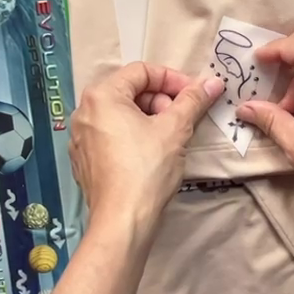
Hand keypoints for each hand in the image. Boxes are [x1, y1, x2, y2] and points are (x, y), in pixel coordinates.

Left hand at [70, 63, 221, 227]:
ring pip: (120, 114)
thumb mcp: (175, 129)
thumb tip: (213, 81)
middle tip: (182, 118)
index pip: (141, 71)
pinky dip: (132, 136)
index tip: (195, 95)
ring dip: (149, 118)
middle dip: (160, 100)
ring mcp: (80, 137)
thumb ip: (193, 100)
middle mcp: (84, 111)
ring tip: (170, 137)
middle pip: (129, 91)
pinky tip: (151, 154)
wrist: (122, 221)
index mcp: (101, 96)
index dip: (173, 79)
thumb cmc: (147, 170)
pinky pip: (111, 135)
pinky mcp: (84, 160)